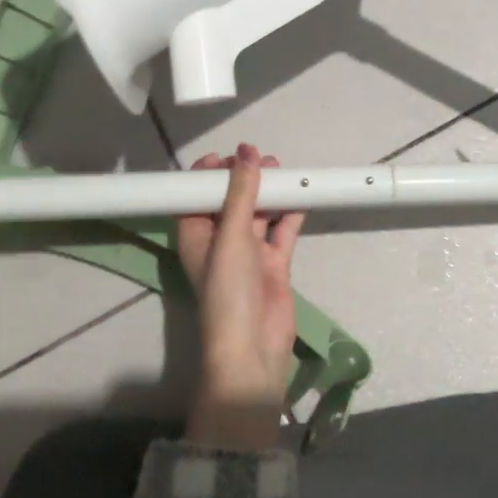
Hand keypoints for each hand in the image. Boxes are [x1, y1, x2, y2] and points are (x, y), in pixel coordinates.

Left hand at [176, 143, 303, 451]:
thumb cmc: (228, 290)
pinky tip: (302, 193)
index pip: (197, 197)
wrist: (252, 348)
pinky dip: (291, 212)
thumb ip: (241, 192)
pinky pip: (282, 230)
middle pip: (231, 200)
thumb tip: (246, 150)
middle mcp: (220, 241)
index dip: (210, 174)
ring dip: (269, 192)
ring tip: (283, 169)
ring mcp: (248, 253)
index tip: (229, 155)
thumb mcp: (231, 235)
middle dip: (245, 178)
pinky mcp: (274, 263)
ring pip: (258, 212)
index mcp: (195, 235)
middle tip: (264, 159)